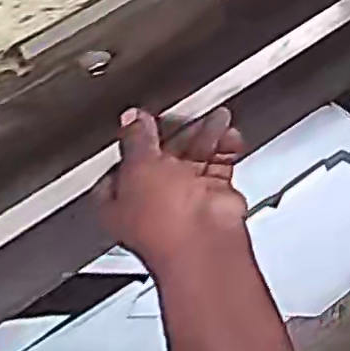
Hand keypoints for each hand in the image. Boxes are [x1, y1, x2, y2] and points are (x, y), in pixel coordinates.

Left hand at [92, 107, 247, 275]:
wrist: (205, 238)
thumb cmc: (163, 220)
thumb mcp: (139, 168)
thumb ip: (137, 139)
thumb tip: (130, 120)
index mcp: (121, 198)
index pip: (124, 162)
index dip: (135, 139)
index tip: (145, 120)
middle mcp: (153, 198)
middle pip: (165, 155)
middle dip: (178, 133)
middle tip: (188, 112)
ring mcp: (185, 196)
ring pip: (195, 156)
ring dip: (207, 134)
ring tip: (217, 117)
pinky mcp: (214, 192)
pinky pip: (220, 162)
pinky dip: (226, 147)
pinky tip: (229, 135)